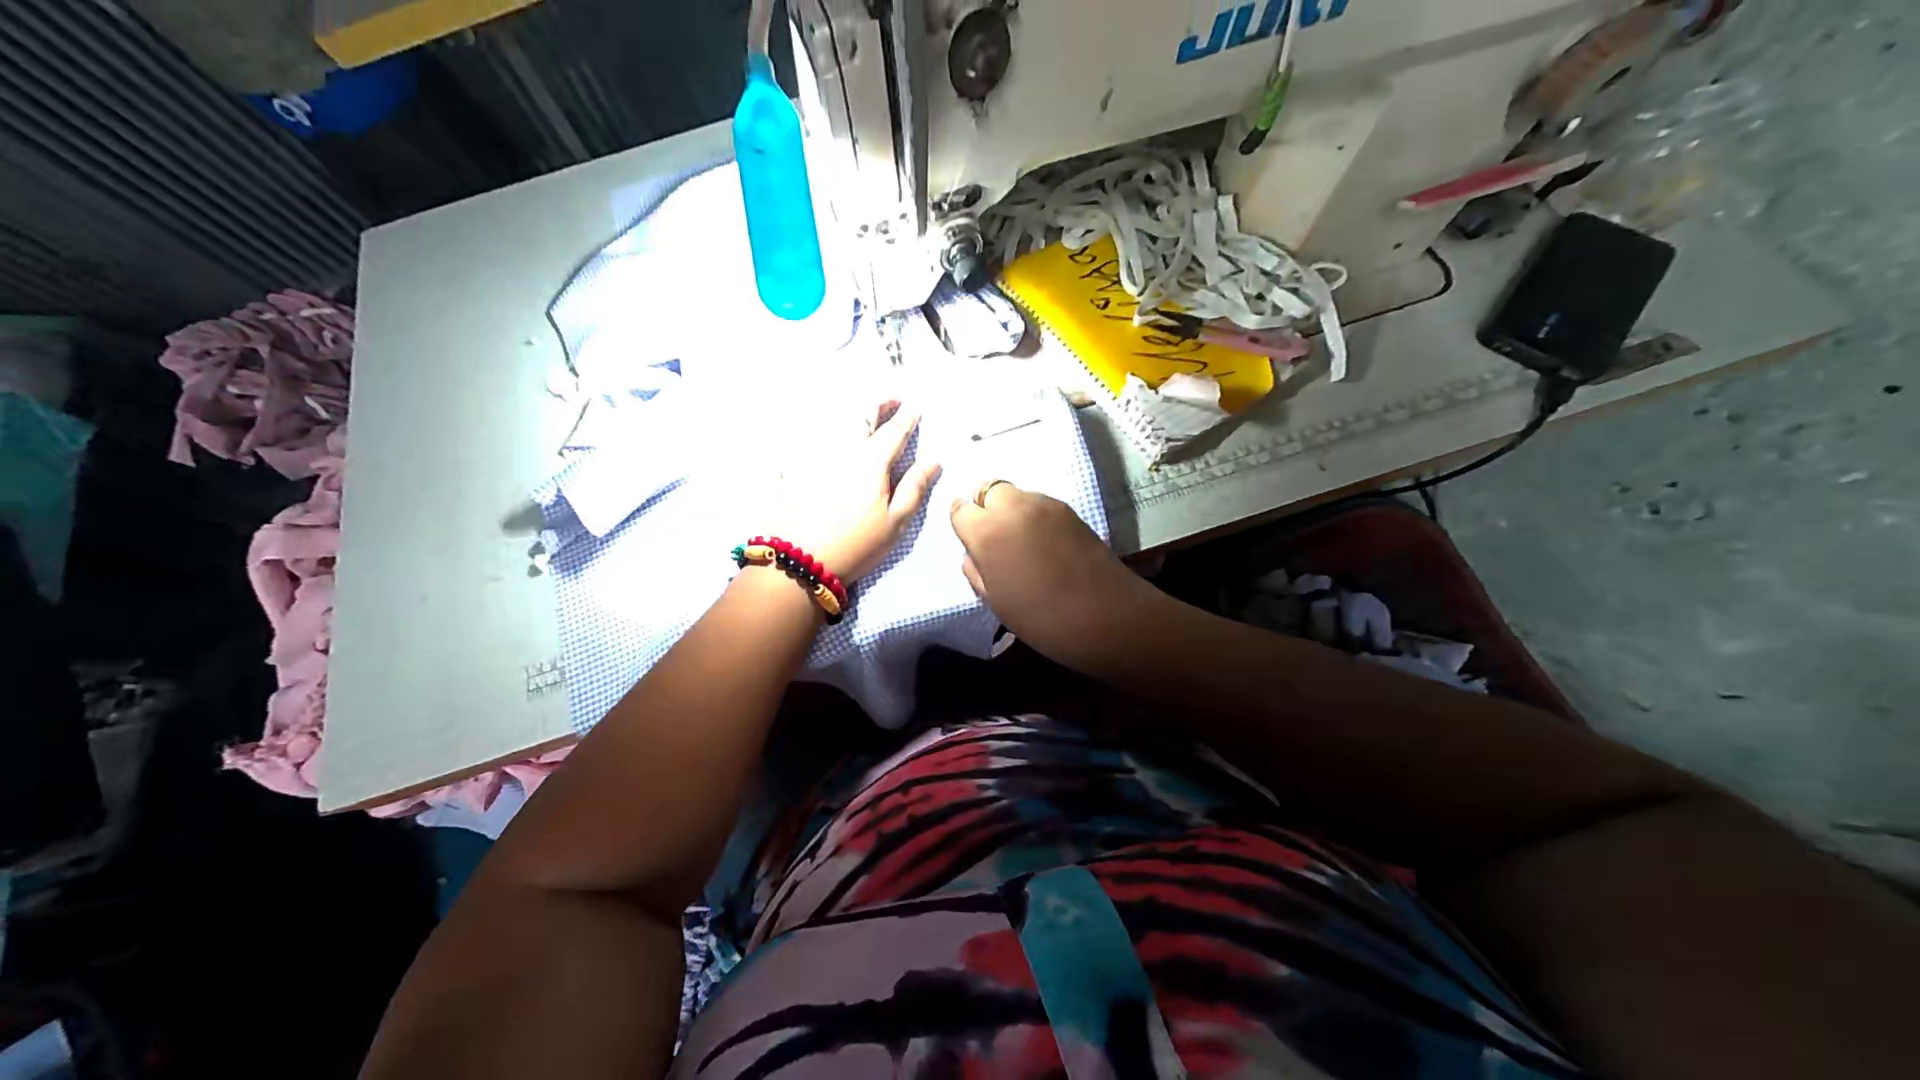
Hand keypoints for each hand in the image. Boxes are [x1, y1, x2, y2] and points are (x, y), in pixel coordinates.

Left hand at [768, 400, 940, 581]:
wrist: (798, 563)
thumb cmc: (856, 546)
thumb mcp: (895, 523)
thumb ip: (915, 488)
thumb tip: (933, 461)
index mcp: (871, 461)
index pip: (893, 431)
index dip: (905, 418)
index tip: (913, 408)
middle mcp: (841, 450)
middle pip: (860, 416)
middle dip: (877, 404)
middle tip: (889, 400)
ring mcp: (812, 456)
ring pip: (831, 421)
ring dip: (849, 411)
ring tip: (859, 412)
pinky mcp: (789, 468)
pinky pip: (801, 437)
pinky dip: (812, 429)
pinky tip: (819, 429)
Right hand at [949, 481, 1170, 668]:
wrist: (1105, 615)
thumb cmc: (1041, 618)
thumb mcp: (996, 602)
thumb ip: (977, 572)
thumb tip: (973, 554)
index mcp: (987, 532)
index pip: (960, 510)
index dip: (964, 525)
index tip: (972, 541)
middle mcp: (1013, 508)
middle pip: (989, 490)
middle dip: (986, 507)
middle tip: (996, 537)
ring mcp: (1044, 505)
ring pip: (1017, 494)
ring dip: (1012, 511)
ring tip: (1023, 541)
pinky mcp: (1070, 510)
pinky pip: (1040, 504)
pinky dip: (1035, 516)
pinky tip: (1046, 543)